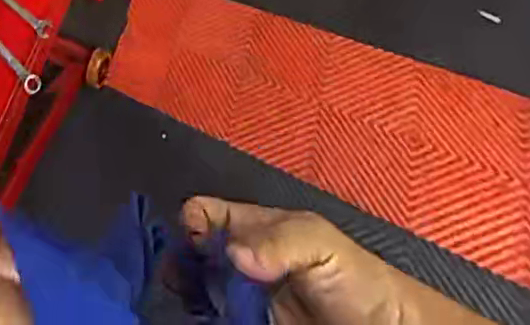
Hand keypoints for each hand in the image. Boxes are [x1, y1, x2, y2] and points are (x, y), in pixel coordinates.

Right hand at [181, 197, 492, 324]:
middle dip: (176, 268)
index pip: (202, 215)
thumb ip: (277, 240)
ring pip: (198, 297)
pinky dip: (204, 318)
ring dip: (185, 300)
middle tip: (174, 287)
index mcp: (249, 229)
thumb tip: (231, 254)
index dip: (189, 224)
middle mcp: (238, 265)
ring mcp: (243, 305)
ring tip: (183, 308)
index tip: (189, 247)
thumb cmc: (355, 277)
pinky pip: (217, 320)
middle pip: (190, 259)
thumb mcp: (318, 242)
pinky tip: (200, 319)